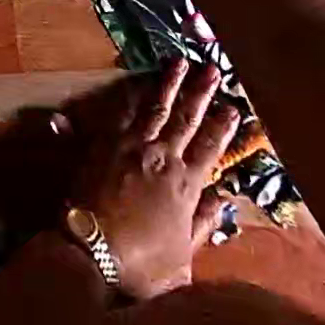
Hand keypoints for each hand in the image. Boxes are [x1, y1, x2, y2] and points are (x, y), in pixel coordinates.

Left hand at [76, 58, 240, 300]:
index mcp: (184, 184)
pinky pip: (118, 112)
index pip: (210, 147)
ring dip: (167, 83)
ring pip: (154, 107)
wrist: (91, 250)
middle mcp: (161, 156)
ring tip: (177, 62)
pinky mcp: (103, 142)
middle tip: (211, 67)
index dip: (222, 126)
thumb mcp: (182, 257)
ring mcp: (131, 145)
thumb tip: (221, 200)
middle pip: (185, 118)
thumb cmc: (139, 263)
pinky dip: (126, 96)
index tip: (233, 106)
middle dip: (200, 92)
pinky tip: (131, 81)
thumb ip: (201, 225)